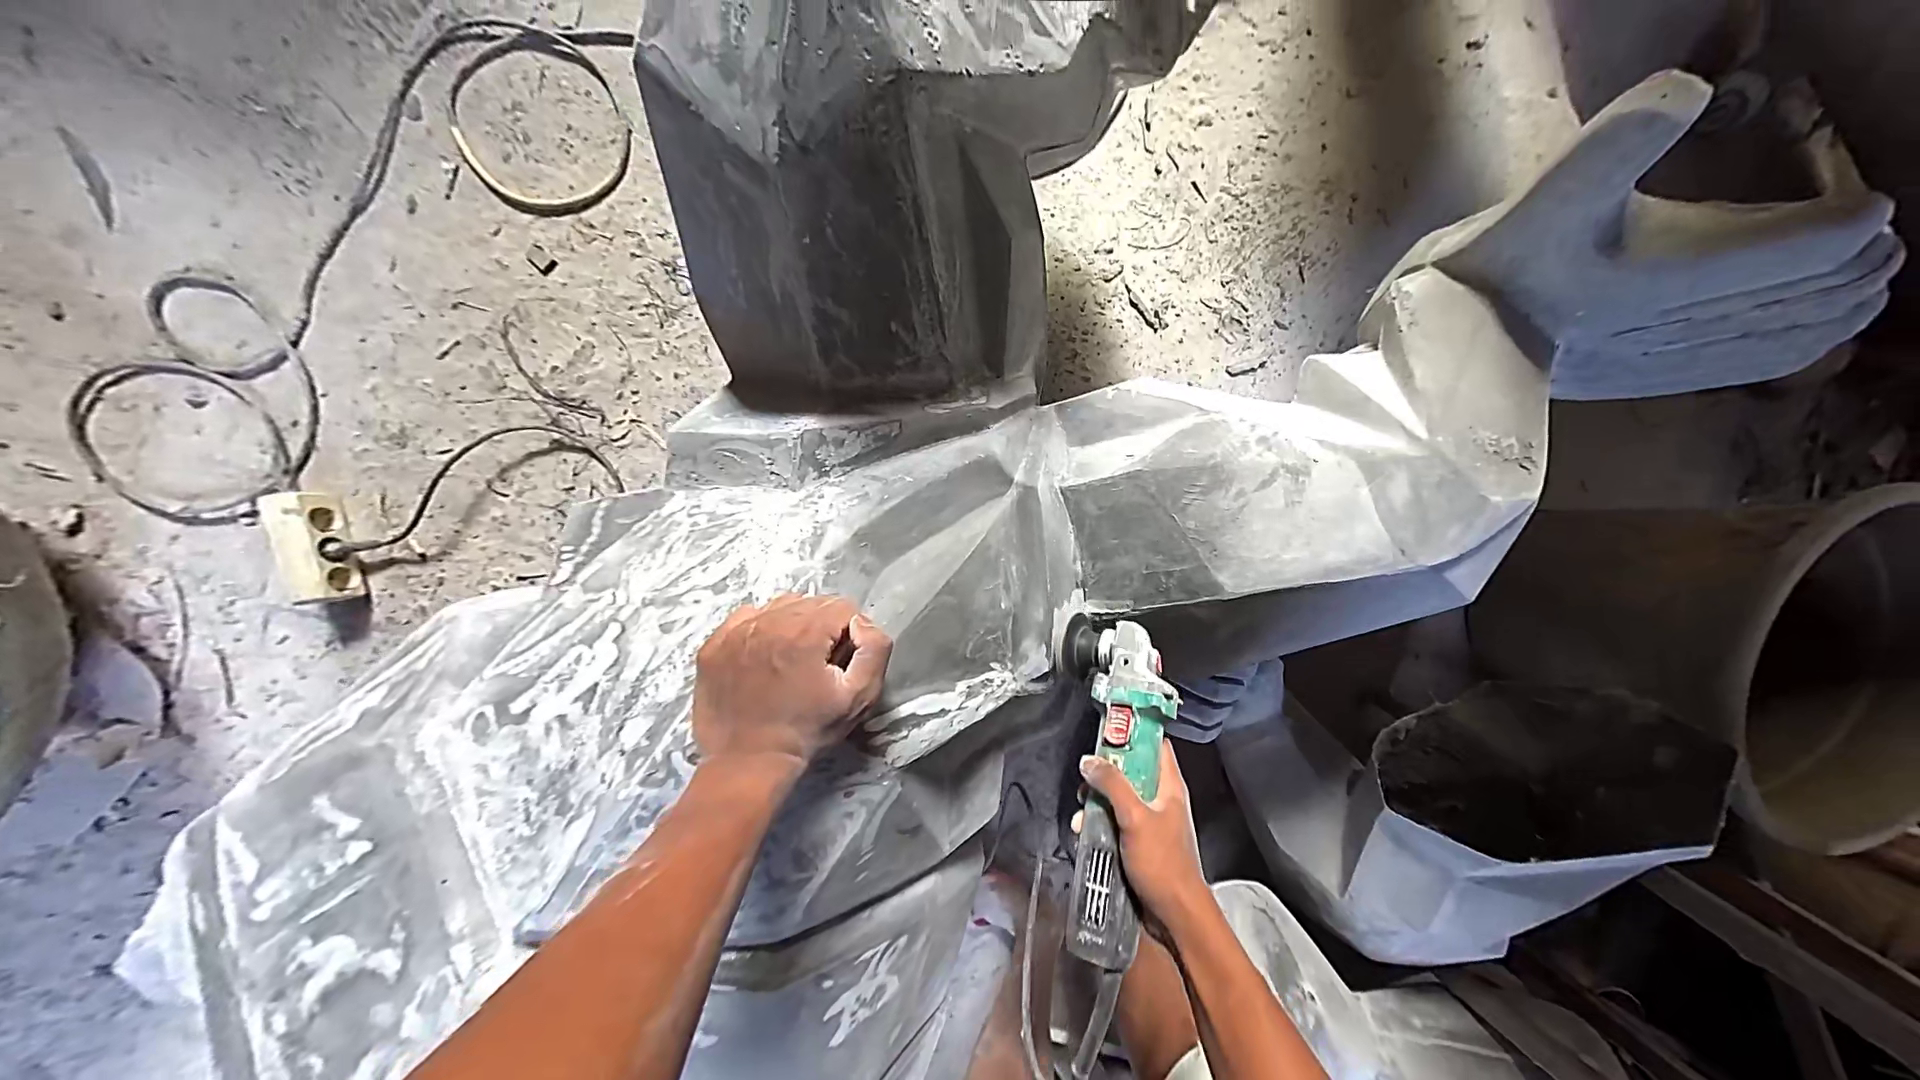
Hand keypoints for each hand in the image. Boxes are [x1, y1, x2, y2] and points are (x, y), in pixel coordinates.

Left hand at [690, 594, 891, 768]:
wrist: (748, 761)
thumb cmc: (806, 730)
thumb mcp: (858, 697)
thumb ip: (874, 649)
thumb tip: (860, 622)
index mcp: (804, 632)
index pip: (842, 607)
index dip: (849, 633)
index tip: (840, 661)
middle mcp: (768, 622)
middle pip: (811, 602)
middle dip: (822, 627)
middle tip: (817, 664)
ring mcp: (736, 631)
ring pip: (780, 605)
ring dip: (793, 625)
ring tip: (791, 661)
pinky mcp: (714, 644)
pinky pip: (748, 617)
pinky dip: (762, 630)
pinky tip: (765, 658)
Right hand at [1077, 740, 1207, 934]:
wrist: (1174, 915)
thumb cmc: (1162, 863)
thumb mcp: (1135, 817)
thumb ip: (1112, 785)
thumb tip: (1088, 760)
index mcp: (1169, 786)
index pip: (1155, 744)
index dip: (1134, 732)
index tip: (1107, 727)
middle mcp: (1160, 799)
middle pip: (1130, 770)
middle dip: (1104, 772)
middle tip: (1086, 777)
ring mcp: (1147, 821)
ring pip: (1116, 798)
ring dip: (1096, 802)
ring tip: (1082, 813)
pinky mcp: (1135, 842)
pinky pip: (1112, 822)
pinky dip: (1097, 824)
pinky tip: (1084, 832)